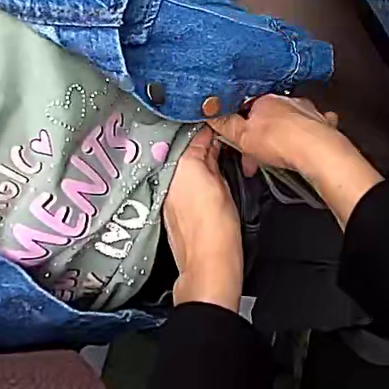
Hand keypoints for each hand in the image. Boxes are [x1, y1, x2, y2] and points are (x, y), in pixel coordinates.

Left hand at [162, 127, 244, 311]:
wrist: (208, 262)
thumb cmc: (219, 228)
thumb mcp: (223, 184)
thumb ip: (214, 159)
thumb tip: (213, 146)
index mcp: (181, 164)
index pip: (196, 135)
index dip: (211, 129)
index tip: (222, 125)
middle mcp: (167, 175)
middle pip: (185, 150)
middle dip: (201, 144)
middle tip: (223, 140)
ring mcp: (165, 191)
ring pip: (181, 165)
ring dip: (196, 160)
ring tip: (218, 159)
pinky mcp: (168, 206)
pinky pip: (179, 181)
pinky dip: (190, 177)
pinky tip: (207, 180)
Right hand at [208, 96, 381, 228]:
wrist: (317, 151)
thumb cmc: (283, 141)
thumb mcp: (243, 137)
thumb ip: (226, 125)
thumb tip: (211, 115)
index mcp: (265, 100)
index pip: (246, 111)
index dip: (241, 130)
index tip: (239, 144)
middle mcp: (287, 102)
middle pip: (268, 120)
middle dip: (260, 139)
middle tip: (256, 160)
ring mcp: (306, 112)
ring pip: (289, 123)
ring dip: (282, 138)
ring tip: (278, 158)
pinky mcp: (322, 125)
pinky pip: (313, 128)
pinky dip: (308, 136)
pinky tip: (304, 147)